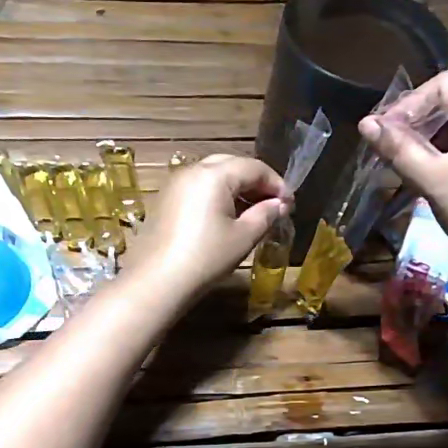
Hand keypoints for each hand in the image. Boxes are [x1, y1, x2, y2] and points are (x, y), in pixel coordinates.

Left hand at [124, 153, 288, 303]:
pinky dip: (215, 196)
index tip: (289, 204)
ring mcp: (174, 185)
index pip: (254, 167)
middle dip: (255, 182)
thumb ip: (265, 214)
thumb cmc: (205, 258)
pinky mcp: (164, 201)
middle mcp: (191, 170)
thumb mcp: (243, 237)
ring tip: (252, 213)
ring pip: (212, 175)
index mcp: (214, 174)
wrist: (157, 282)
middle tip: (272, 205)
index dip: (276, 184)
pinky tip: (225, 218)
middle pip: (231, 165)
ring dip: (235, 189)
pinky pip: (197, 189)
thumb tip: (280, 204)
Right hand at [359, 71, 447, 282]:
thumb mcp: (436, 181)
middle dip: (423, 118)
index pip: (447, 84)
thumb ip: (399, 148)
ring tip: (416, 159)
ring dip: (440, 130)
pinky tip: (443, 164)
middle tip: (393, 146)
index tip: (381, 135)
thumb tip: (365, 124)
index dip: (408, 106)